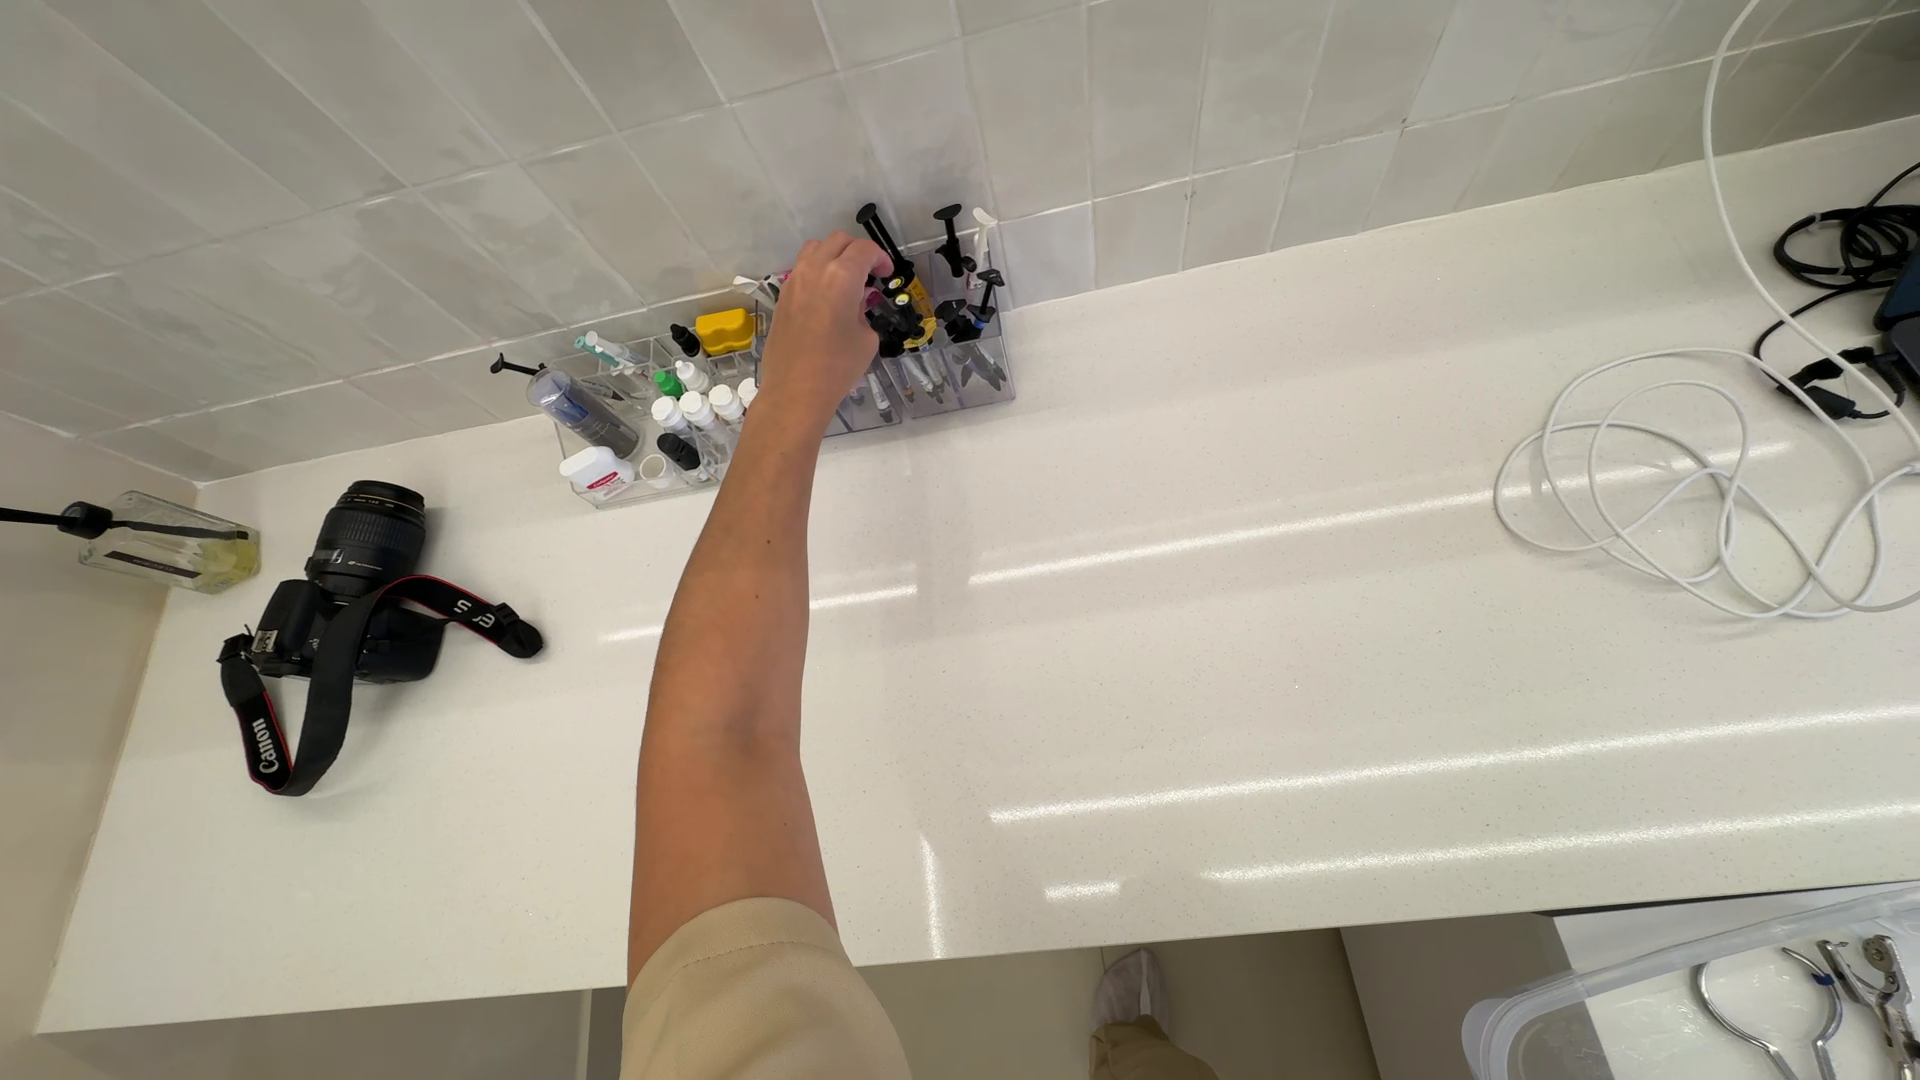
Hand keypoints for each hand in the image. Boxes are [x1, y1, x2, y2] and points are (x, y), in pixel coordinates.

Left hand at [759, 232, 890, 417]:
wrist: (796, 390)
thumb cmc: (838, 367)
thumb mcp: (866, 339)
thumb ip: (862, 311)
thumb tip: (854, 304)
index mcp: (841, 276)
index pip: (864, 250)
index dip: (880, 258)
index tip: (886, 274)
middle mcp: (815, 269)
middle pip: (838, 241)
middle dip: (858, 252)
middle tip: (869, 274)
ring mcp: (794, 281)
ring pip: (815, 250)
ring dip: (834, 257)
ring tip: (845, 281)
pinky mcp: (782, 297)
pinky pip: (802, 271)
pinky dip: (817, 273)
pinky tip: (826, 297)